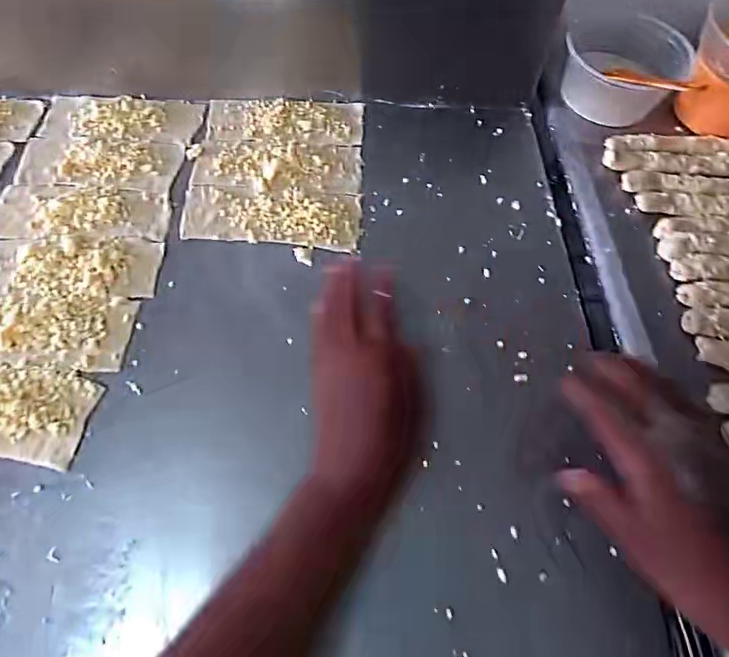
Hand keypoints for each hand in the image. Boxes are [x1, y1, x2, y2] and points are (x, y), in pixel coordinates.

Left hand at [307, 260, 419, 508]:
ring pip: (328, 315)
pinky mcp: (317, 371)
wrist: (345, 471)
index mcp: (378, 357)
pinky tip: (319, 304)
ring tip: (333, 270)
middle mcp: (350, 351)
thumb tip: (407, 342)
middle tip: (350, 258)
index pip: (381, 313)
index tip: (385, 268)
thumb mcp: (410, 405)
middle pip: (348, 306)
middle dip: (349, 281)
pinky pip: (317, 332)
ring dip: (330, 290)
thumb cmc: (387, 441)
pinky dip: (319, 313)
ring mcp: (330, 360)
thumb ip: (408, 369)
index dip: (382, 289)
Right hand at [557, 356, 728, 601]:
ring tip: (622, 358)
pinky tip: (666, 388)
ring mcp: (700, 439)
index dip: (583, 392)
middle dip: (610, 367)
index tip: (566, 379)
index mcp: (645, 455)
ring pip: (665, 388)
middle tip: (589, 356)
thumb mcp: (633, 538)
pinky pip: (686, 400)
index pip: (606, 411)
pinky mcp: (720, 448)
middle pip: (638, 388)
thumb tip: (569, 474)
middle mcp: (673, 438)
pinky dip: (667, 385)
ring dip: (640, 369)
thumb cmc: (689, 567)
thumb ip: (600, 499)